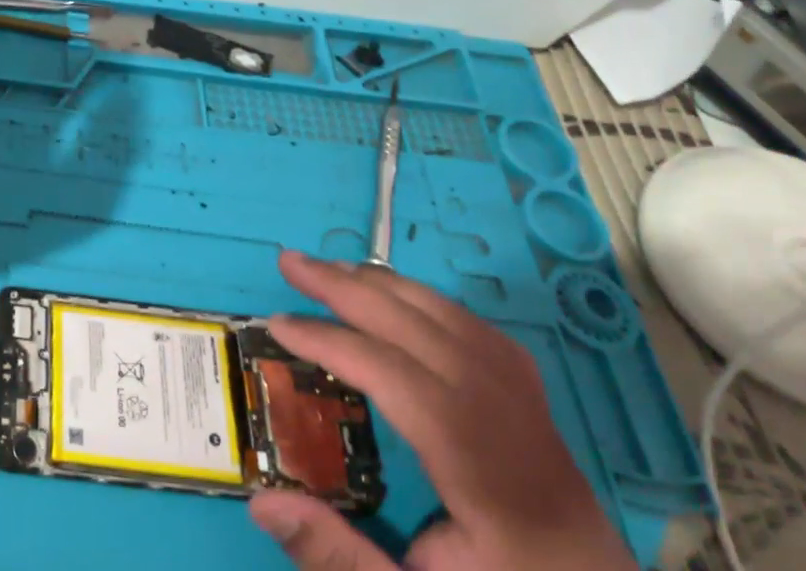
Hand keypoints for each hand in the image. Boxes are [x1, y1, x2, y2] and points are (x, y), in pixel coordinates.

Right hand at [251, 251, 635, 570]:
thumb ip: (340, 558)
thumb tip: (262, 501)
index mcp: (496, 488)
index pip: (412, 389)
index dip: (341, 347)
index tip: (279, 325)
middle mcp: (525, 439)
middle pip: (438, 340)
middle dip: (359, 293)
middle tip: (291, 263)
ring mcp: (541, 425)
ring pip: (469, 331)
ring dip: (395, 290)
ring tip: (334, 271)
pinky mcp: (543, 423)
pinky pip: (490, 343)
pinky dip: (436, 308)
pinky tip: (403, 306)